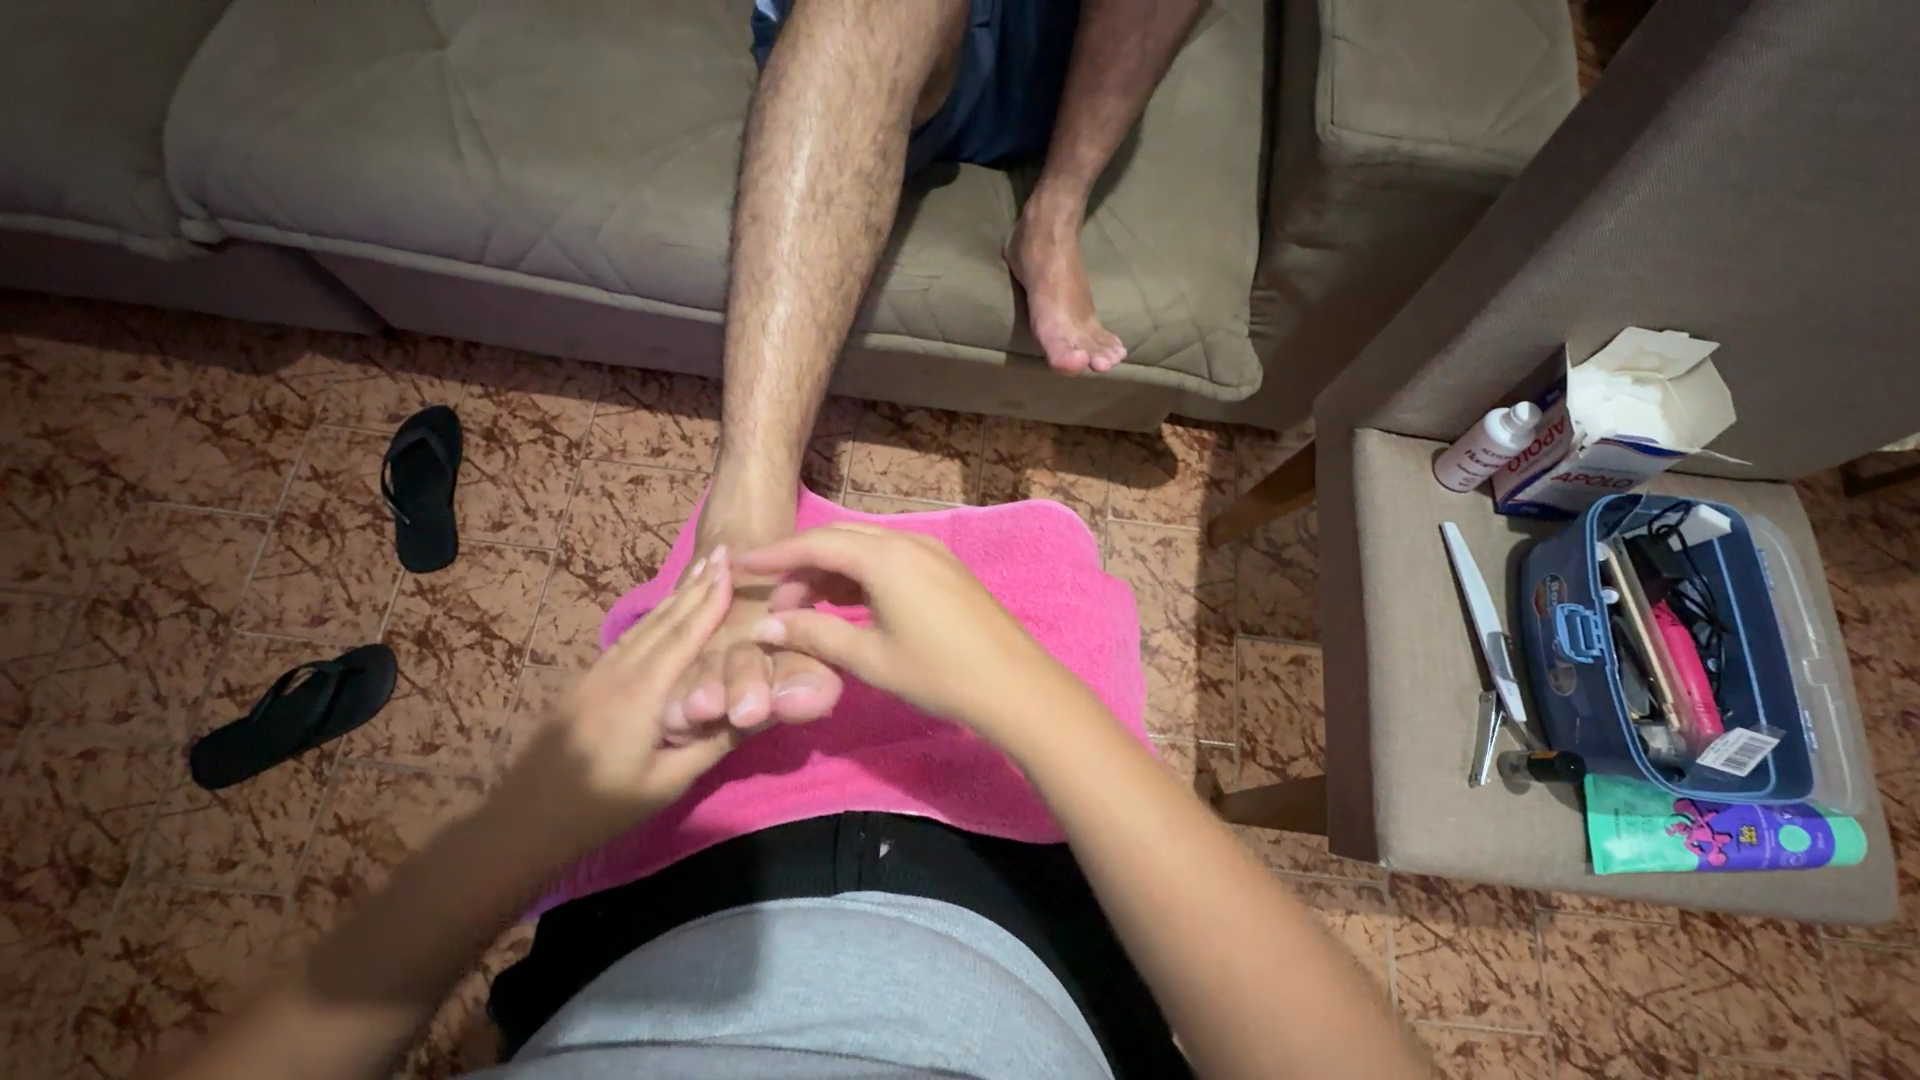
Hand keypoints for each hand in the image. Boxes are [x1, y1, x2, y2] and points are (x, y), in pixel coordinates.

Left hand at [493, 549, 741, 855]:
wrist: (522, 824)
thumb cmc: (602, 808)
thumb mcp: (668, 782)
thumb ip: (715, 742)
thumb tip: (763, 709)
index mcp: (642, 693)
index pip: (684, 635)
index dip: (710, 599)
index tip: (731, 564)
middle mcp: (619, 672)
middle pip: (664, 621)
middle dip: (696, 585)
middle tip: (722, 552)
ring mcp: (597, 676)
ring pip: (644, 627)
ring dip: (675, 597)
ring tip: (700, 571)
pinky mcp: (585, 684)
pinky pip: (628, 640)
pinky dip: (653, 619)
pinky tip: (661, 614)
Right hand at [735, 525, 1081, 740]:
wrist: (1015, 686)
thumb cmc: (938, 673)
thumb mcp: (869, 657)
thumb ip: (814, 634)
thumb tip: (765, 625)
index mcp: (886, 557)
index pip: (816, 543)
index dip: (774, 554)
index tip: (740, 564)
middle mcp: (908, 542)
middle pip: (840, 541)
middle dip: (802, 567)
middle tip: (775, 605)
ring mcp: (931, 553)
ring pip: (866, 550)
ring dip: (831, 573)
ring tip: (804, 610)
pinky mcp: (944, 569)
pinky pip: (889, 561)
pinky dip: (859, 578)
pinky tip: (844, 605)